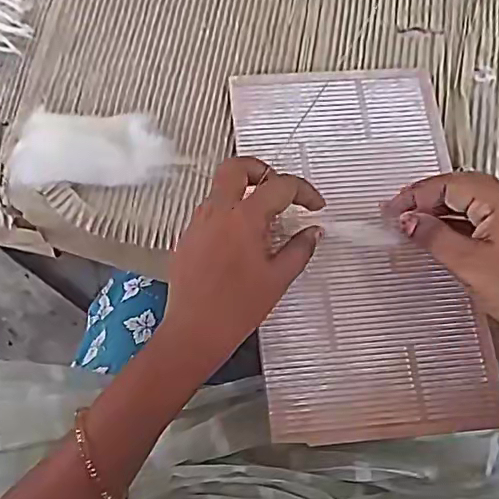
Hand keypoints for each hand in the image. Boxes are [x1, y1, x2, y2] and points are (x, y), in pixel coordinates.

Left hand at [157, 156, 323, 374]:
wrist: (195, 332)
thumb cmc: (233, 310)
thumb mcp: (277, 279)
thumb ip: (299, 249)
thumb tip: (311, 233)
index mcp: (242, 219)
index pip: (280, 186)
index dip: (303, 191)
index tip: (313, 205)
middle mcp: (215, 215)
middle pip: (236, 167)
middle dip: (262, 170)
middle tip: (278, 188)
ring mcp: (196, 226)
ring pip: (219, 191)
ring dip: (242, 195)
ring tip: (261, 222)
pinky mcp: (185, 241)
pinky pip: (207, 216)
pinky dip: (226, 217)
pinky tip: (238, 243)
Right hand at [385, 172, 498, 349]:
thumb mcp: (468, 262)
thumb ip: (434, 237)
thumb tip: (411, 221)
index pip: (454, 184)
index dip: (419, 193)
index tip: (394, 208)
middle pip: (464, 189)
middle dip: (428, 197)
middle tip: (399, 211)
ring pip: (472, 207)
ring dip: (440, 213)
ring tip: (412, 226)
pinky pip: (480, 225)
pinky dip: (454, 228)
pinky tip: (438, 241)